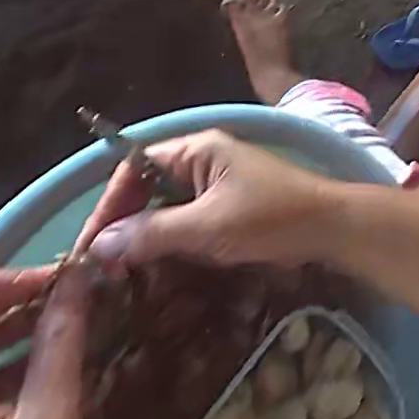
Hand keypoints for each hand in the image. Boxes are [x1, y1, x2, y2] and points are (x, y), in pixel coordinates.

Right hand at [72, 131, 336, 269]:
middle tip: (101, 264)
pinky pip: (186, 215)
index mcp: (197, 149)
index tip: (90, 243)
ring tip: (119, 269)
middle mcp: (204, 157)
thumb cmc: (269, 217)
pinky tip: (156, 263)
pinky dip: (169, 236)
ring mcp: (217, 179)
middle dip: (124, 219)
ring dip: (144, 231)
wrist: (327, 225)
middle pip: (148, 183)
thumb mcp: (207, 228)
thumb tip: (99, 245)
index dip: (110, 202)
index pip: (136, 165)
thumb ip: (152, 233)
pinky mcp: (228, 202)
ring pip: (166, 202)